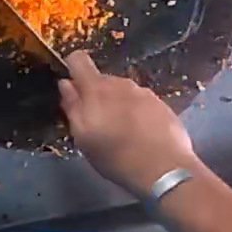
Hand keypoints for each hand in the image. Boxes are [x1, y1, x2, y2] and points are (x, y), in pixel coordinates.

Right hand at [57, 51, 199, 192]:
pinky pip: (142, 103)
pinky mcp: (164, 106)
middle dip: (97, 95)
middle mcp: (122, 84)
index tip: (72, 86)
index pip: (78, 60)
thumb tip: (66, 84)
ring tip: (121, 131)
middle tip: (97, 122)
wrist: (166, 171)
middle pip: (102, 80)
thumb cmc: (115, 155)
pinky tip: (140, 136)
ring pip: (123, 92)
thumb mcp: (83, 137)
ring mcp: (146, 94)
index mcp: (97, 88)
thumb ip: (72, 106)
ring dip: (118, 105)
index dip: (72, 67)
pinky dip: (137, 114)